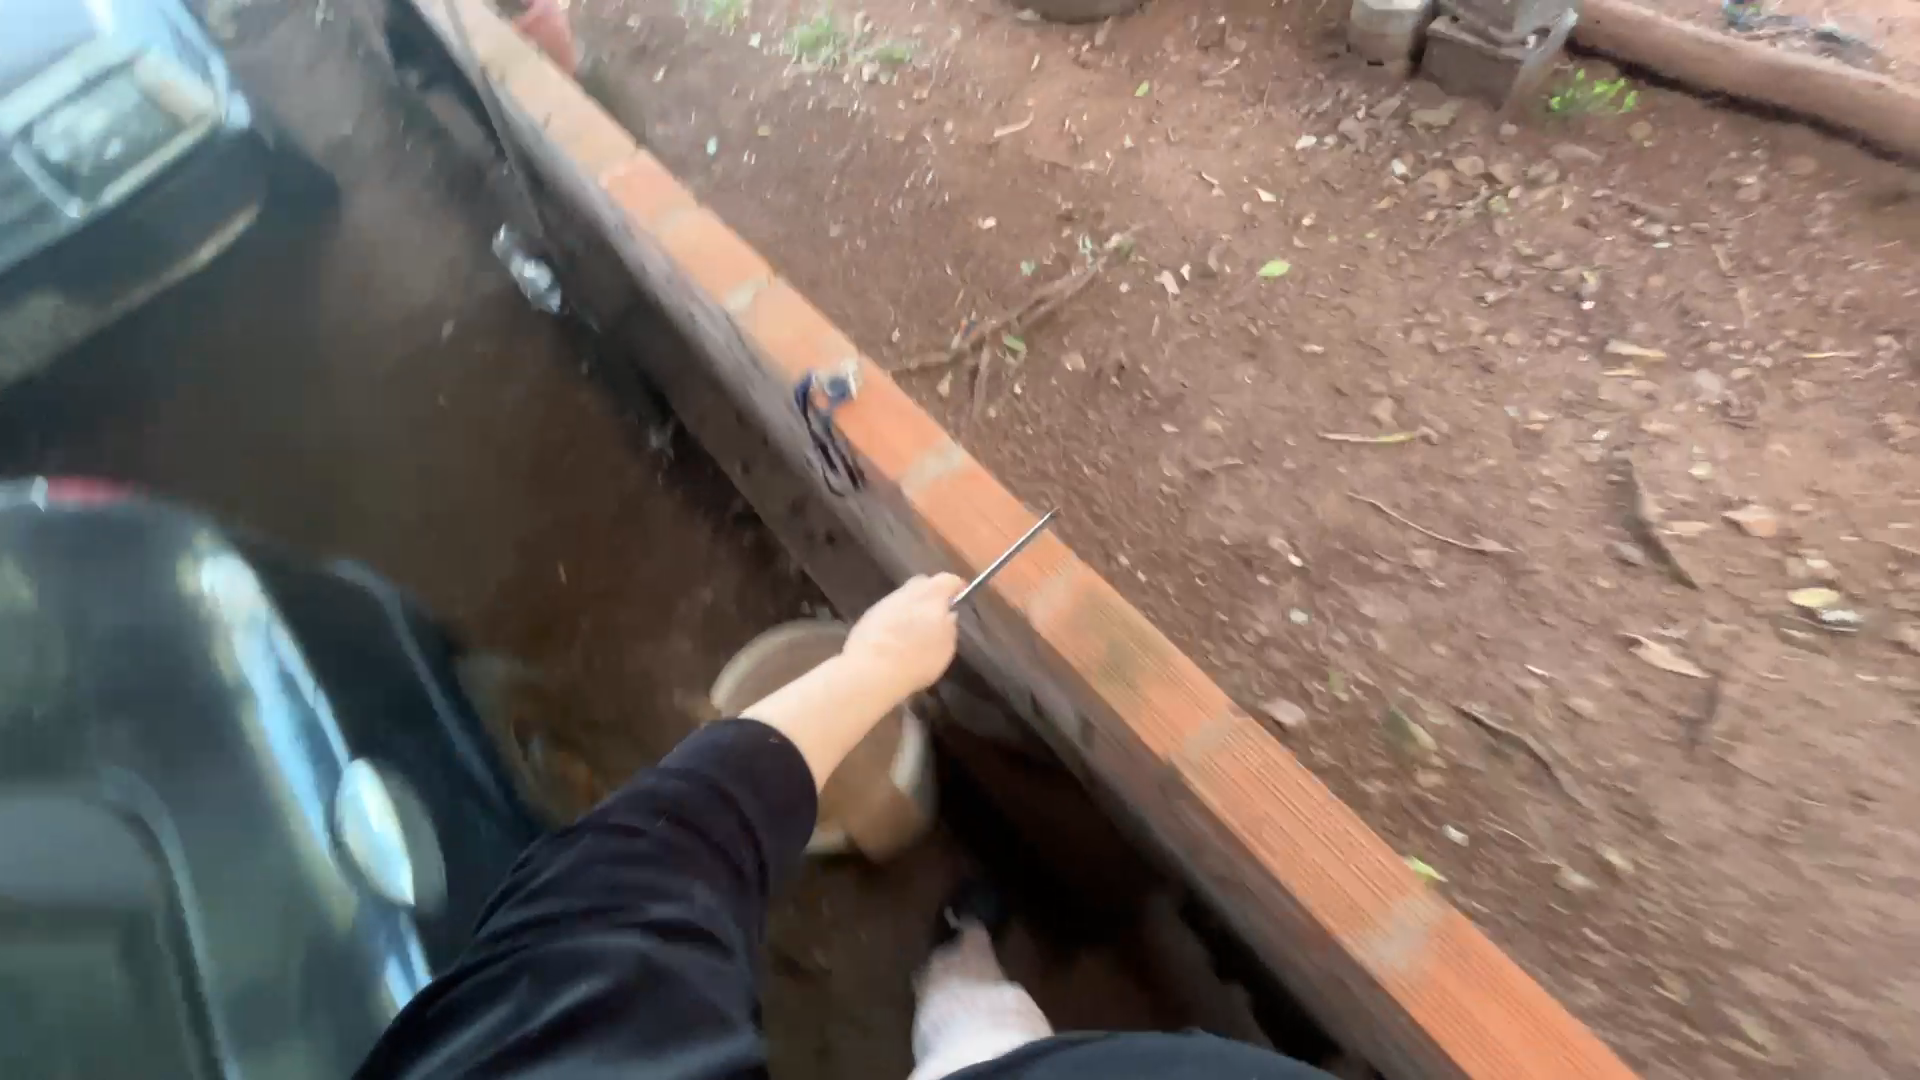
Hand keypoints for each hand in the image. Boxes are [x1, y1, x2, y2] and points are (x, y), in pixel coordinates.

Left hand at [841, 573, 964, 696]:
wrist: (870, 672)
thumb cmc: (916, 661)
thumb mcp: (946, 649)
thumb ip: (949, 627)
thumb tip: (948, 616)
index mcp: (931, 596)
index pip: (948, 580)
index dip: (956, 586)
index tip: (961, 595)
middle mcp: (907, 593)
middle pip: (922, 583)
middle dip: (931, 593)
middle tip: (937, 611)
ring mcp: (884, 603)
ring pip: (903, 597)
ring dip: (911, 607)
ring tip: (915, 629)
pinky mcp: (867, 616)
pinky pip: (888, 612)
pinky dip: (895, 619)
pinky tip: (895, 638)